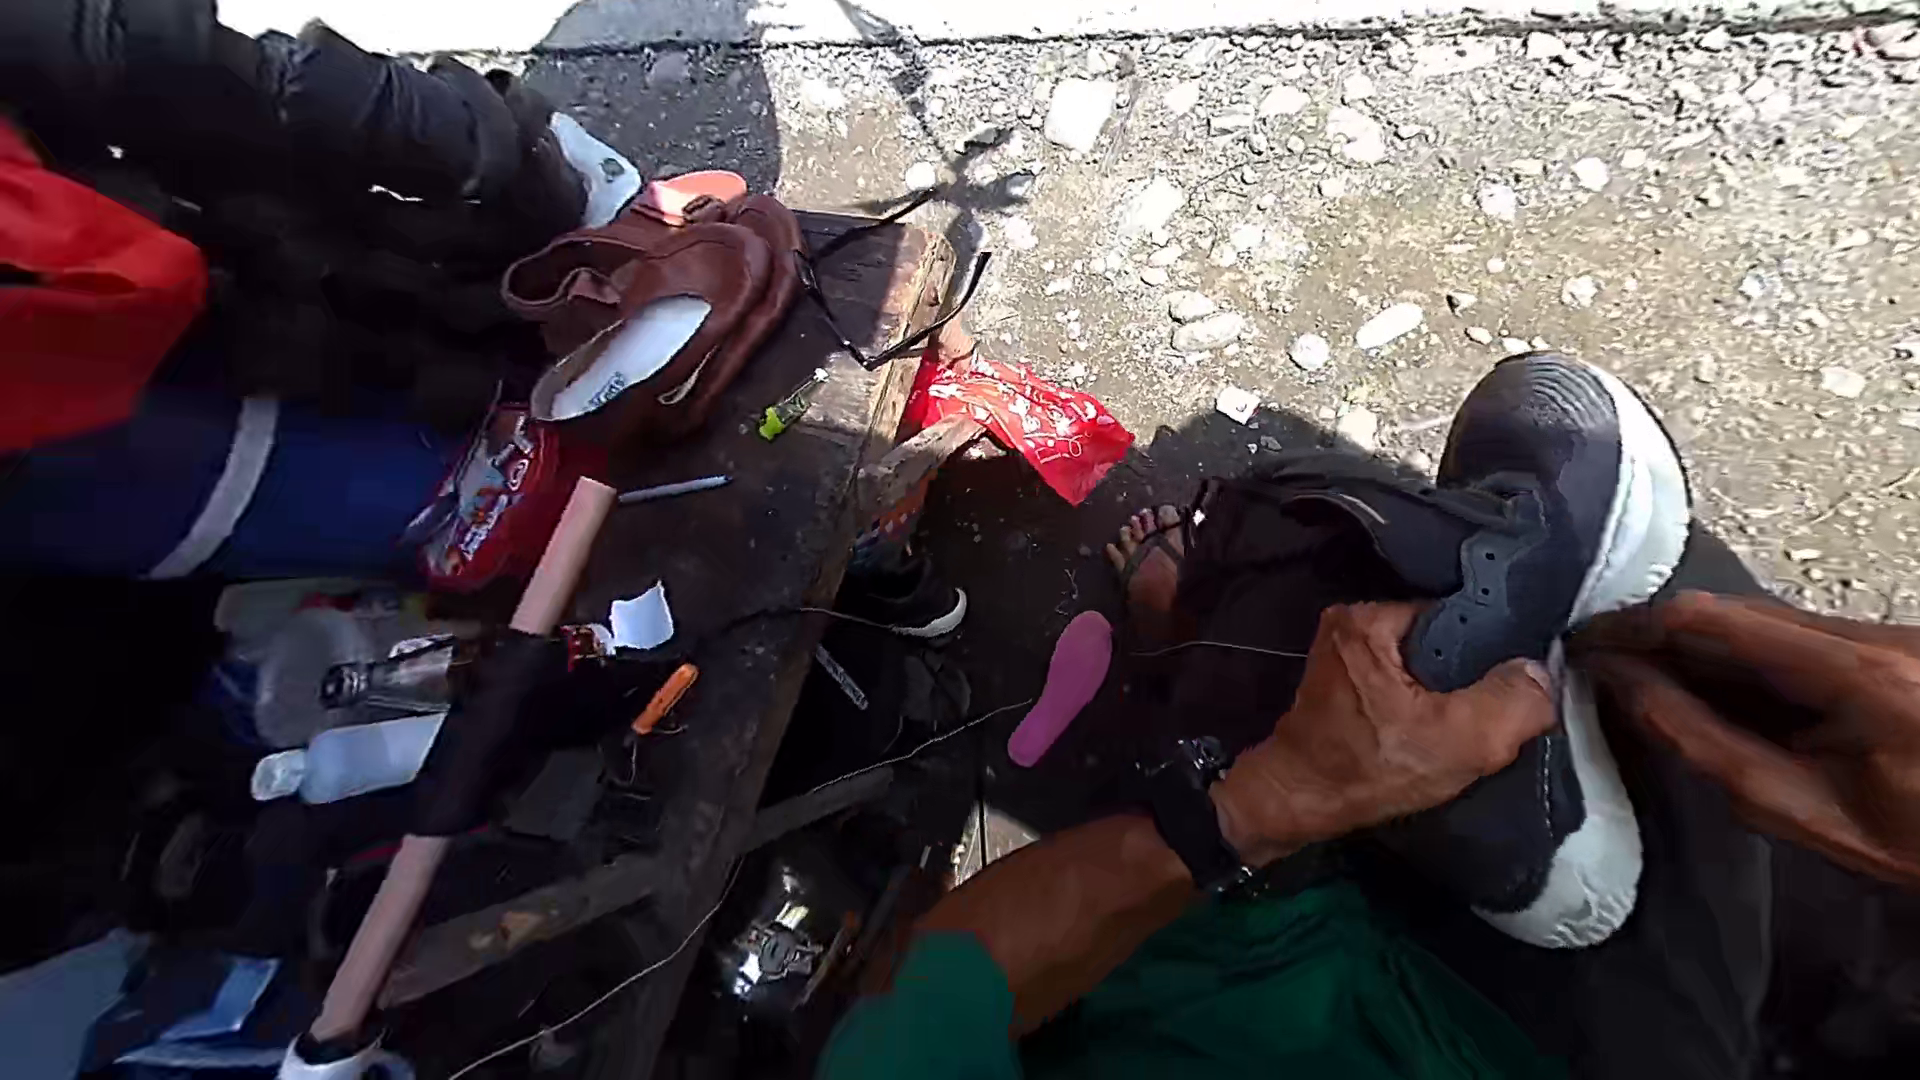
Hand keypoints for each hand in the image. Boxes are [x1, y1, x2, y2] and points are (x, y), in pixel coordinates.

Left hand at [1210, 602, 1557, 865]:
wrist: (1306, 795)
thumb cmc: (1374, 763)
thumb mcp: (1464, 737)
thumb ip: (1514, 699)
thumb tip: (1539, 667)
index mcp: (1365, 619)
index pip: (1452, 613)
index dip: (1493, 644)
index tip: (1521, 674)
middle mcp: (1346, 624)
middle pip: (1436, 637)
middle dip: (1470, 669)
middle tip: (1502, 702)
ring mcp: (1339, 650)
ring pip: (1419, 661)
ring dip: (1447, 688)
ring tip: (1476, 714)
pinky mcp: (1339, 677)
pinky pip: (1396, 675)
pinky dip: (1420, 696)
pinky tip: (1441, 720)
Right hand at [1577, 591, 1919, 888]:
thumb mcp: (1793, 806)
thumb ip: (1690, 735)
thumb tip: (1610, 674)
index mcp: (1862, 675)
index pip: (1703, 617)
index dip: (1626, 624)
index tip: (1577, 644)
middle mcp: (1883, 635)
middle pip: (1728, 610)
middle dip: (1654, 636)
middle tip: (1605, 666)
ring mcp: (1901, 635)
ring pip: (1756, 618)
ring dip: (1694, 646)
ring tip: (1658, 683)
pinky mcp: (1905, 643)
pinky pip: (1791, 633)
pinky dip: (1738, 655)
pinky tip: (1726, 690)